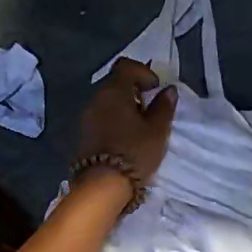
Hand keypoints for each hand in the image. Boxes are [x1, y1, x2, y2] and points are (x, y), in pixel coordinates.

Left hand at [78, 58, 178, 182]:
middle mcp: (96, 98)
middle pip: (115, 84)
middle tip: (149, 109)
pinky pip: (100, 118)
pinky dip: (113, 120)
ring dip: (122, 108)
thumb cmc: (134, 152)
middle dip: (133, 92)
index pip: (126, 67)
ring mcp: (86, 117)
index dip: (143, 73)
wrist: (103, 184)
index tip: (155, 89)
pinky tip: (124, 137)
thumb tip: (168, 91)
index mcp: (114, 90)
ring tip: (138, 127)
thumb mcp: (157, 130)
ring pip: (107, 102)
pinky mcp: (83, 134)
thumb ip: (163, 107)